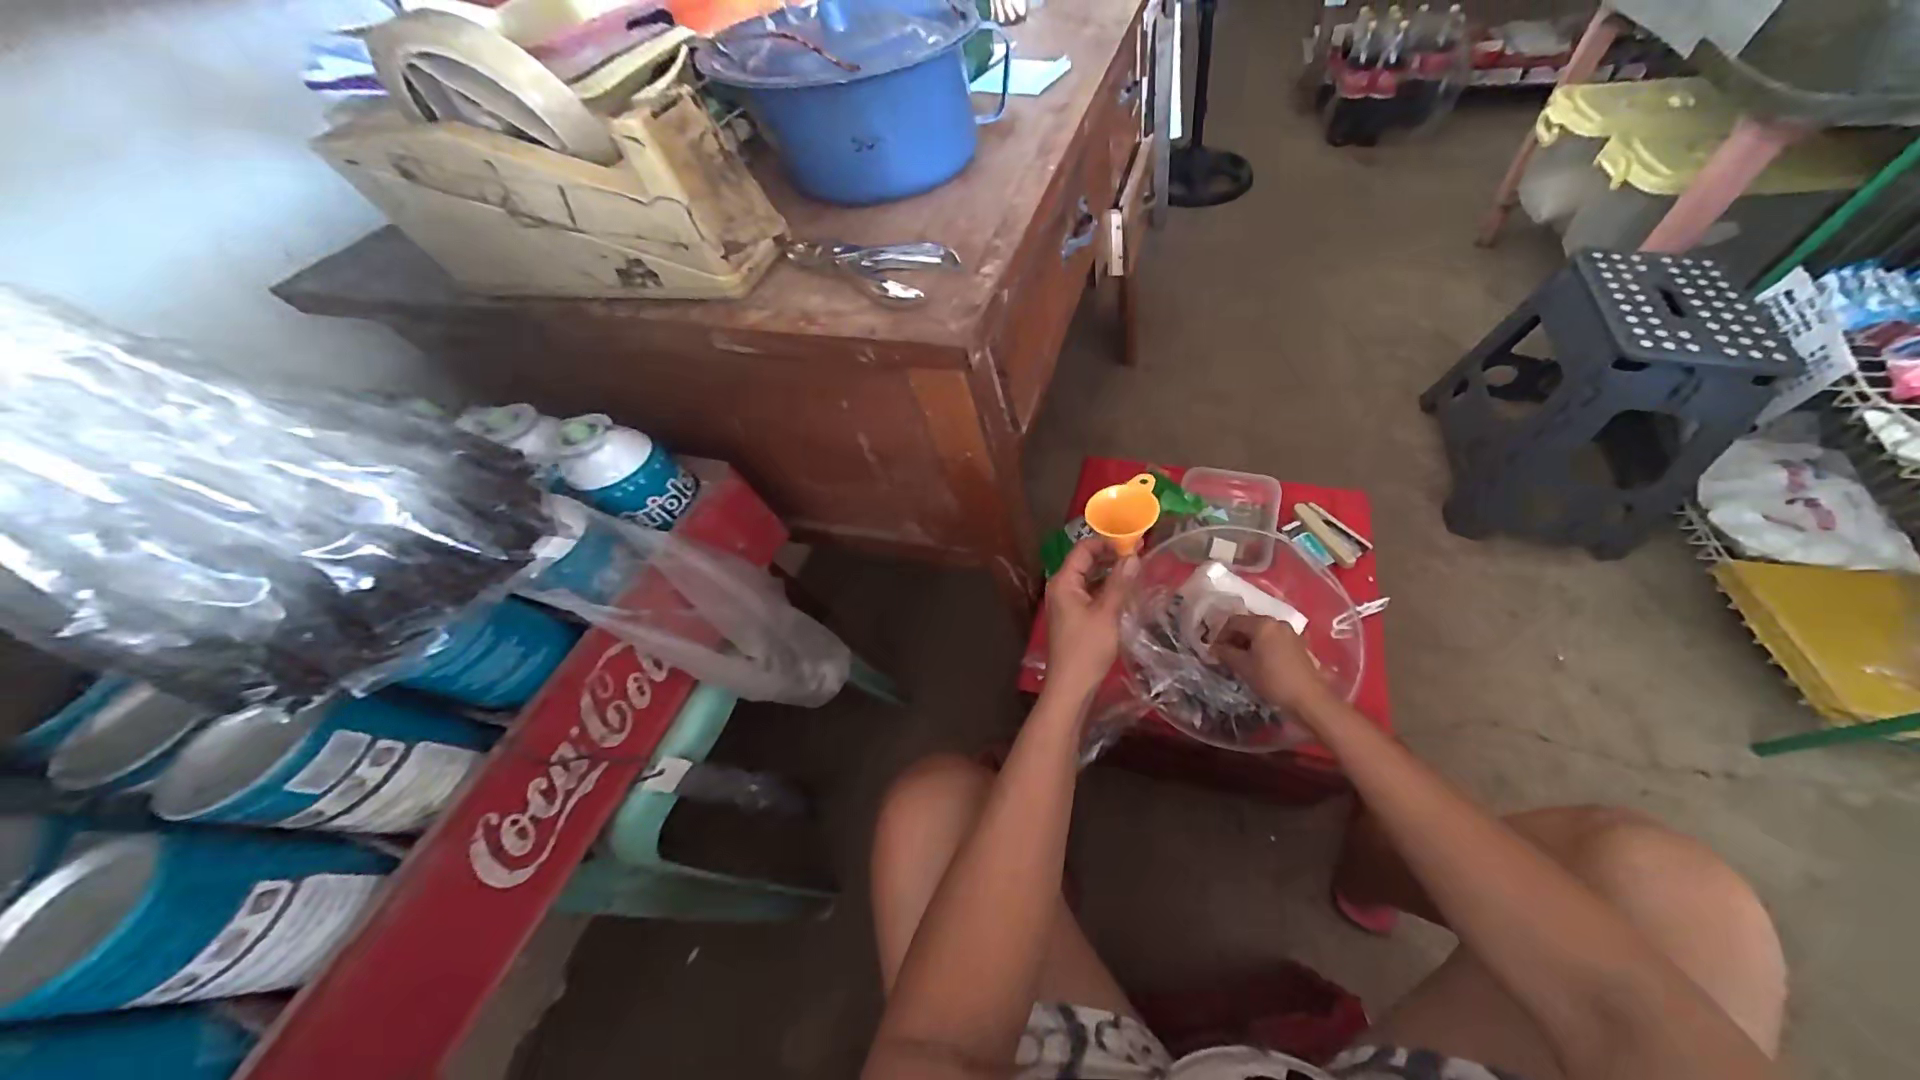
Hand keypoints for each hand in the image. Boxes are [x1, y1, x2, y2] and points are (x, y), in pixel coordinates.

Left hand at [1044, 537, 1139, 694]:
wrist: (1071, 686)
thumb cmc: (1087, 648)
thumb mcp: (1107, 613)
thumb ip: (1120, 583)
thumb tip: (1133, 556)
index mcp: (1063, 582)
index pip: (1083, 549)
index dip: (1107, 542)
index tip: (1134, 540)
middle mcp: (1061, 588)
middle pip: (1085, 561)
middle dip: (1110, 555)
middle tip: (1140, 552)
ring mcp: (1066, 603)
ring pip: (1089, 578)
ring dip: (1110, 571)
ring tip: (1137, 568)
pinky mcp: (1073, 616)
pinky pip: (1090, 593)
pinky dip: (1106, 588)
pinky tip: (1125, 590)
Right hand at [1212, 614, 1334, 713]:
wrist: (1309, 698)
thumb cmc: (1272, 679)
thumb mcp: (1243, 666)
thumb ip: (1225, 653)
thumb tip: (1214, 647)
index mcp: (1262, 624)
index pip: (1233, 621)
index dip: (1220, 634)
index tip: (1215, 650)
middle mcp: (1277, 622)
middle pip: (1248, 624)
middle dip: (1235, 638)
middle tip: (1226, 655)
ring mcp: (1290, 632)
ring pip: (1261, 632)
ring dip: (1248, 642)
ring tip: (1242, 660)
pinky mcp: (1298, 644)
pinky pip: (1273, 639)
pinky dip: (1262, 646)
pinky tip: (1260, 662)